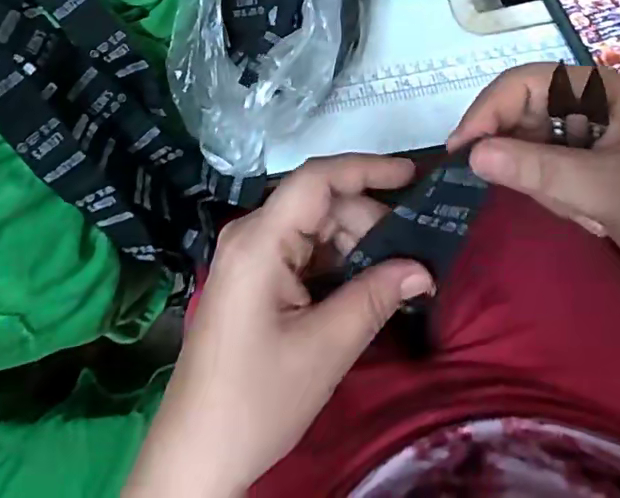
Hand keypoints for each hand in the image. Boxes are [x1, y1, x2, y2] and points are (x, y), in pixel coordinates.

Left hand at [124, 155, 433, 496]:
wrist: (196, 451)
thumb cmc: (257, 399)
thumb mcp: (325, 348)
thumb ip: (375, 298)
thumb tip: (423, 269)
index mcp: (259, 240)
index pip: (316, 179)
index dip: (366, 168)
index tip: (412, 174)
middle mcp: (249, 235)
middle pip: (317, 204)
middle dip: (368, 221)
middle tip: (412, 256)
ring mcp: (247, 256)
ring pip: (311, 228)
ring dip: (354, 244)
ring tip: (394, 275)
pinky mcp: (251, 278)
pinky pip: (299, 252)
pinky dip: (334, 263)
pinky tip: (362, 285)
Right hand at [448, 62, 619, 284]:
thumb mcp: (602, 187)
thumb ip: (535, 168)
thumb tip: (471, 154)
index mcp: (597, 88)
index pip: (522, 82)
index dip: (487, 110)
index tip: (462, 149)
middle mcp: (589, 102)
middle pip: (522, 112)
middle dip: (522, 156)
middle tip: (533, 193)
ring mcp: (588, 133)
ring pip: (529, 144)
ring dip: (542, 181)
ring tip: (583, 211)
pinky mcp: (588, 162)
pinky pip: (545, 168)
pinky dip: (554, 193)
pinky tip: (588, 216)